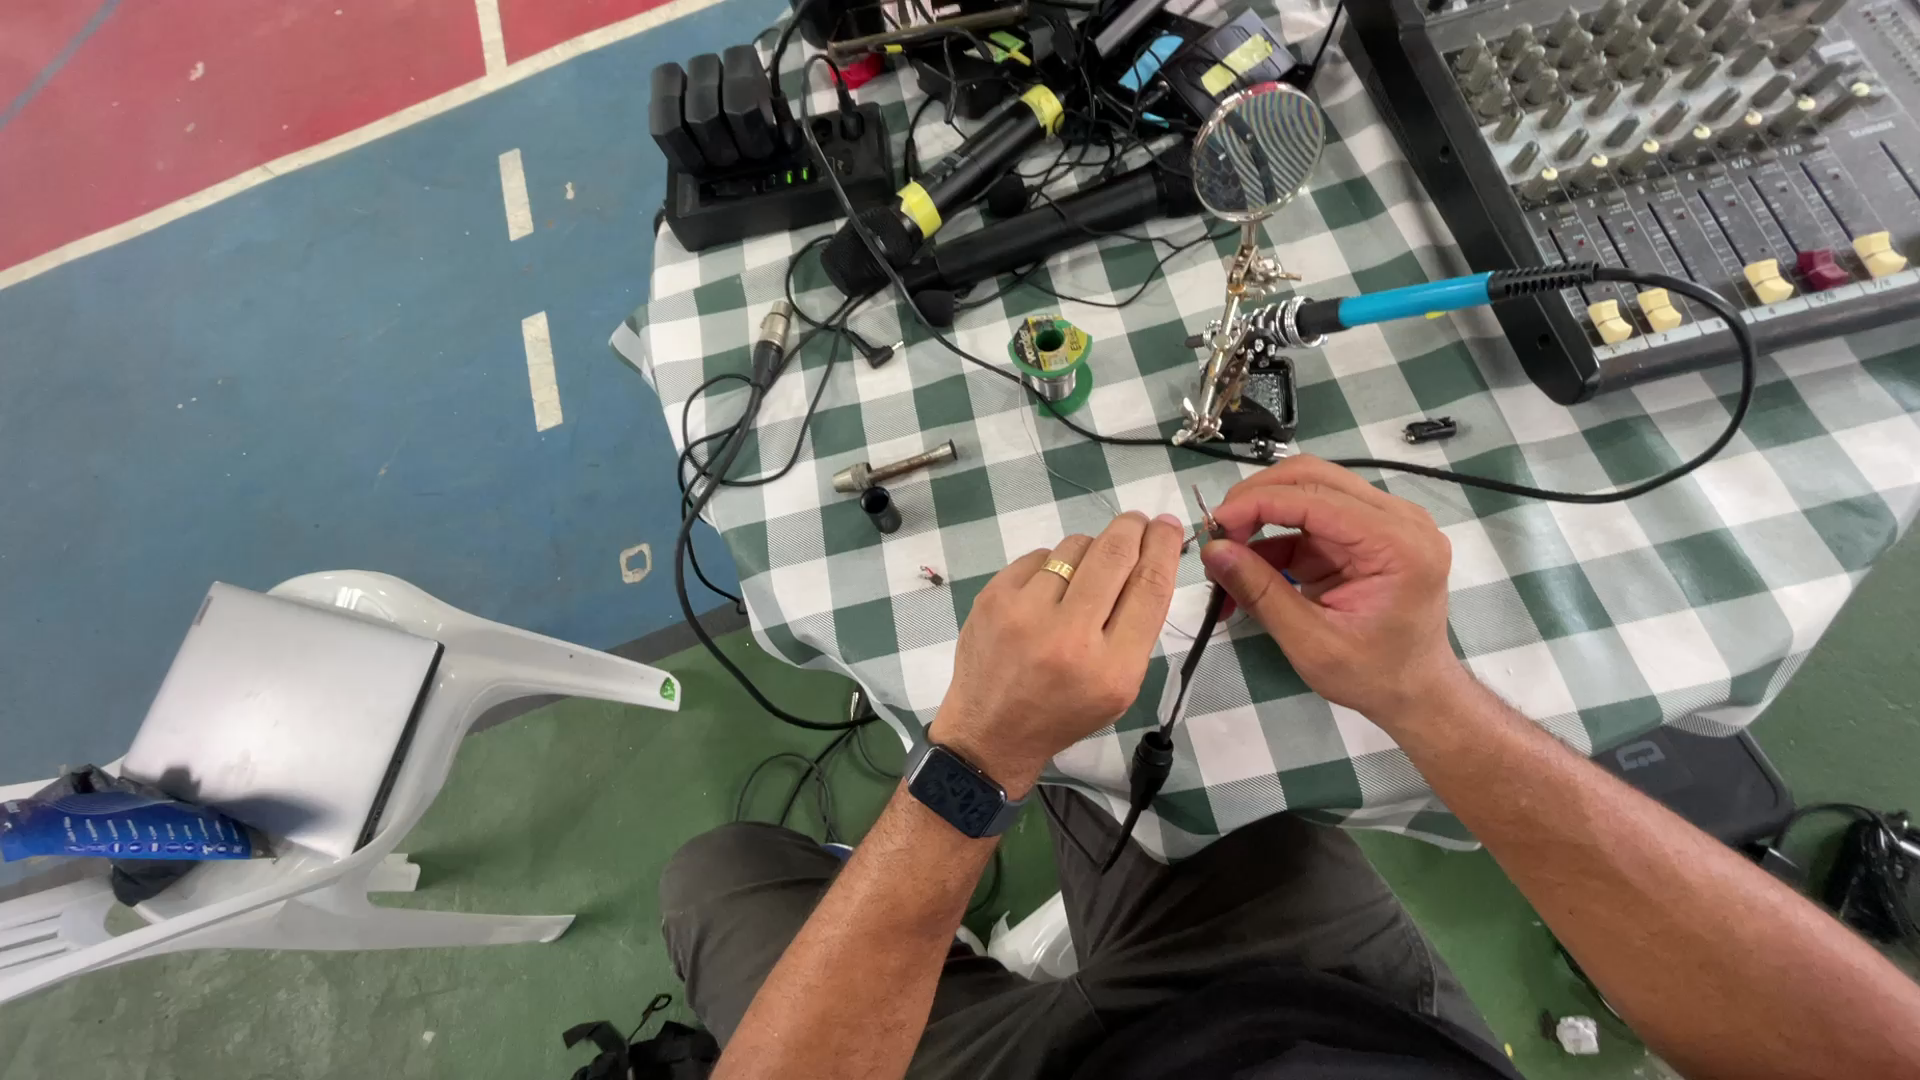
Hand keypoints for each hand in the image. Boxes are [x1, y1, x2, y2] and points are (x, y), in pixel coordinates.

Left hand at [930, 511, 1185, 795]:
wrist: (991, 730)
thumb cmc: (1065, 710)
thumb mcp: (1118, 685)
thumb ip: (1137, 626)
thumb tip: (1149, 557)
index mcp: (1112, 668)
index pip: (1150, 587)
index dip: (1165, 547)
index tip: (1168, 527)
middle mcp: (1069, 636)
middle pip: (1115, 553)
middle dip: (1133, 527)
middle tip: (1138, 522)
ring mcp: (1025, 613)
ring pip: (1075, 546)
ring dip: (1090, 550)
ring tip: (1085, 574)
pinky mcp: (993, 597)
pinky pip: (1038, 556)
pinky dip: (1051, 565)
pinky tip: (1047, 590)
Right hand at [1199, 457, 1466, 726]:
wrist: (1413, 691)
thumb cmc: (1372, 674)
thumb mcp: (1309, 641)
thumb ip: (1261, 592)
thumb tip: (1211, 551)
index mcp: (1397, 544)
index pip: (1315, 498)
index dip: (1257, 503)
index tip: (1212, 526)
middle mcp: (1397, 519)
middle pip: (1312, 477)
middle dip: (1255, 498)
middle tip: (1217, 533)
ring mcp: (1381, 522)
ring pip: (1305, 489)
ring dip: (1259, 514)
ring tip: (1225, 553)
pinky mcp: (1360, 533)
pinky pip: (1305, 518)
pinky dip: (1269, 539)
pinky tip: (1244, 568)